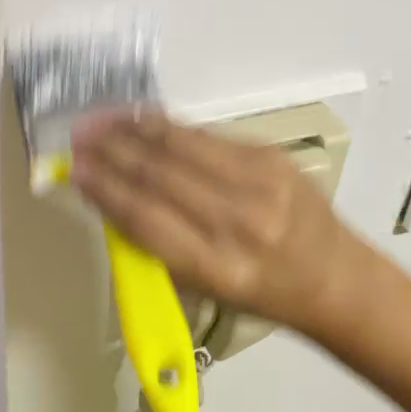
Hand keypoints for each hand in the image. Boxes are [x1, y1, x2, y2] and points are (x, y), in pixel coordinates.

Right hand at [70, 112, 361, 330]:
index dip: (106, 190)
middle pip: (160, 175)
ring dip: (133, 128)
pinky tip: (140, 118)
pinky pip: (206, 135)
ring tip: (100, 119)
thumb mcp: (206, 286)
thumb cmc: (262, 293)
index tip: (76, 171)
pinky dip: (166, 125)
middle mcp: (240, 223)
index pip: (147, 219)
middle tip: (78, 136)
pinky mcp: (271, 155)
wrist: (334, 277)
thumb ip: (158, 242)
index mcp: (219, 268)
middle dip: (112, 151)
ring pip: (180, 144)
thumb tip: (108, 193)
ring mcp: (261, 183)